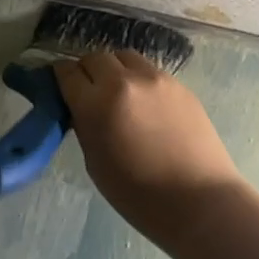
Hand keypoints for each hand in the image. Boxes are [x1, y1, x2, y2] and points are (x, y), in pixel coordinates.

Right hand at [53, 50, 245, 243]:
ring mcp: (156, 79)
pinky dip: (138, 79)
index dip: (60, 77)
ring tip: (117, 93)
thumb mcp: (94, 161)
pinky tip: (144, 104)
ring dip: (114, 69)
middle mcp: (124, 82)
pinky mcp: (180, 85)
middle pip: (95, 57)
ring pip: (124, 57)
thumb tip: (81, 108)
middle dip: (86, 71)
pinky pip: (149, 70)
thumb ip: (85, 126)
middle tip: (88, 92)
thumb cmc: (138, 195)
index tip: (60, 86)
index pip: (67, 72)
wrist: (198, 201)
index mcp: (97, 104)